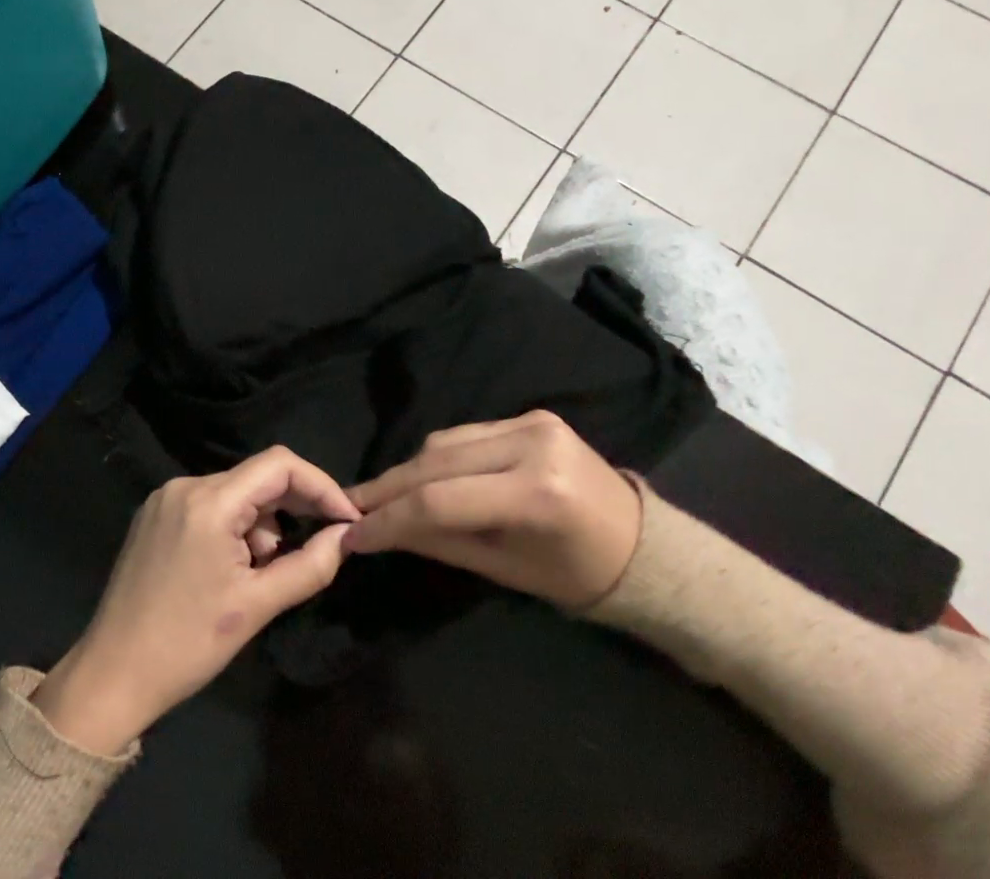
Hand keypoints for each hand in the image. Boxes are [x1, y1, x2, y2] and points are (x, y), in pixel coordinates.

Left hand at [33, 446, 359, 753]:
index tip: (347, 521)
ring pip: (235, 493)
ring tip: (265, 574)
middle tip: (324, 544)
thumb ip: (311, 565)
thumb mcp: (257, 606)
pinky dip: (236, 528)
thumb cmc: (188, 643)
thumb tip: (347, 536)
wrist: (114, 674)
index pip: (280, 465)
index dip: (322, 487)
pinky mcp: (154, 519)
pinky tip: (237, 569)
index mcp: (208, 502)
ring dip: (264, 524)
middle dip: (296, 508)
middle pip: (257, 476)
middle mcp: (183, 488)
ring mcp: (164, 501)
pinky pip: (210, 507)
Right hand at [343, 411, 642, 610]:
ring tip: (382, 498)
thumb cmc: (573, 573)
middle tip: (350, 510)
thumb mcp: (501, 568)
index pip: (439, 501)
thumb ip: (436, 541)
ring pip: (443, 442)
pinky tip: (422, 480)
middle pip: (435, 462)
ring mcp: (533, 423)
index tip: (352, 536)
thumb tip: (374, 531)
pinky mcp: (532, 416)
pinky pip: (465, 435)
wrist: (640, 544)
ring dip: (409, 471)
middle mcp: (533, 445)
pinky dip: (437, 458)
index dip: (388, 518)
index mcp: (536, 494)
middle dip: (387, 489)